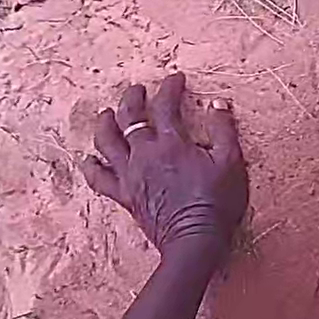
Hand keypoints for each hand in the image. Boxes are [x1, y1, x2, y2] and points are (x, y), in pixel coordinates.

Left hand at [81, 73, 248, 259]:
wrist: (195, 240)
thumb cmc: (216, 202)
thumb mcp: (231, 162)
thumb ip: (223, 130)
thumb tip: (218, 103)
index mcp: (172, 143)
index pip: (166, 106)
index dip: (170, 88)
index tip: (175, 79)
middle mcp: (145, 155)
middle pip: (129, 118)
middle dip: (131, 99)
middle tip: (136, 89)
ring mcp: (131, 176)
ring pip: (107, 143)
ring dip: (104, 125)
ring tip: (105, 115)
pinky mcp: (125, 196)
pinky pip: (99, 180)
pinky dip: (91, 168)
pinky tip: (88, 160)